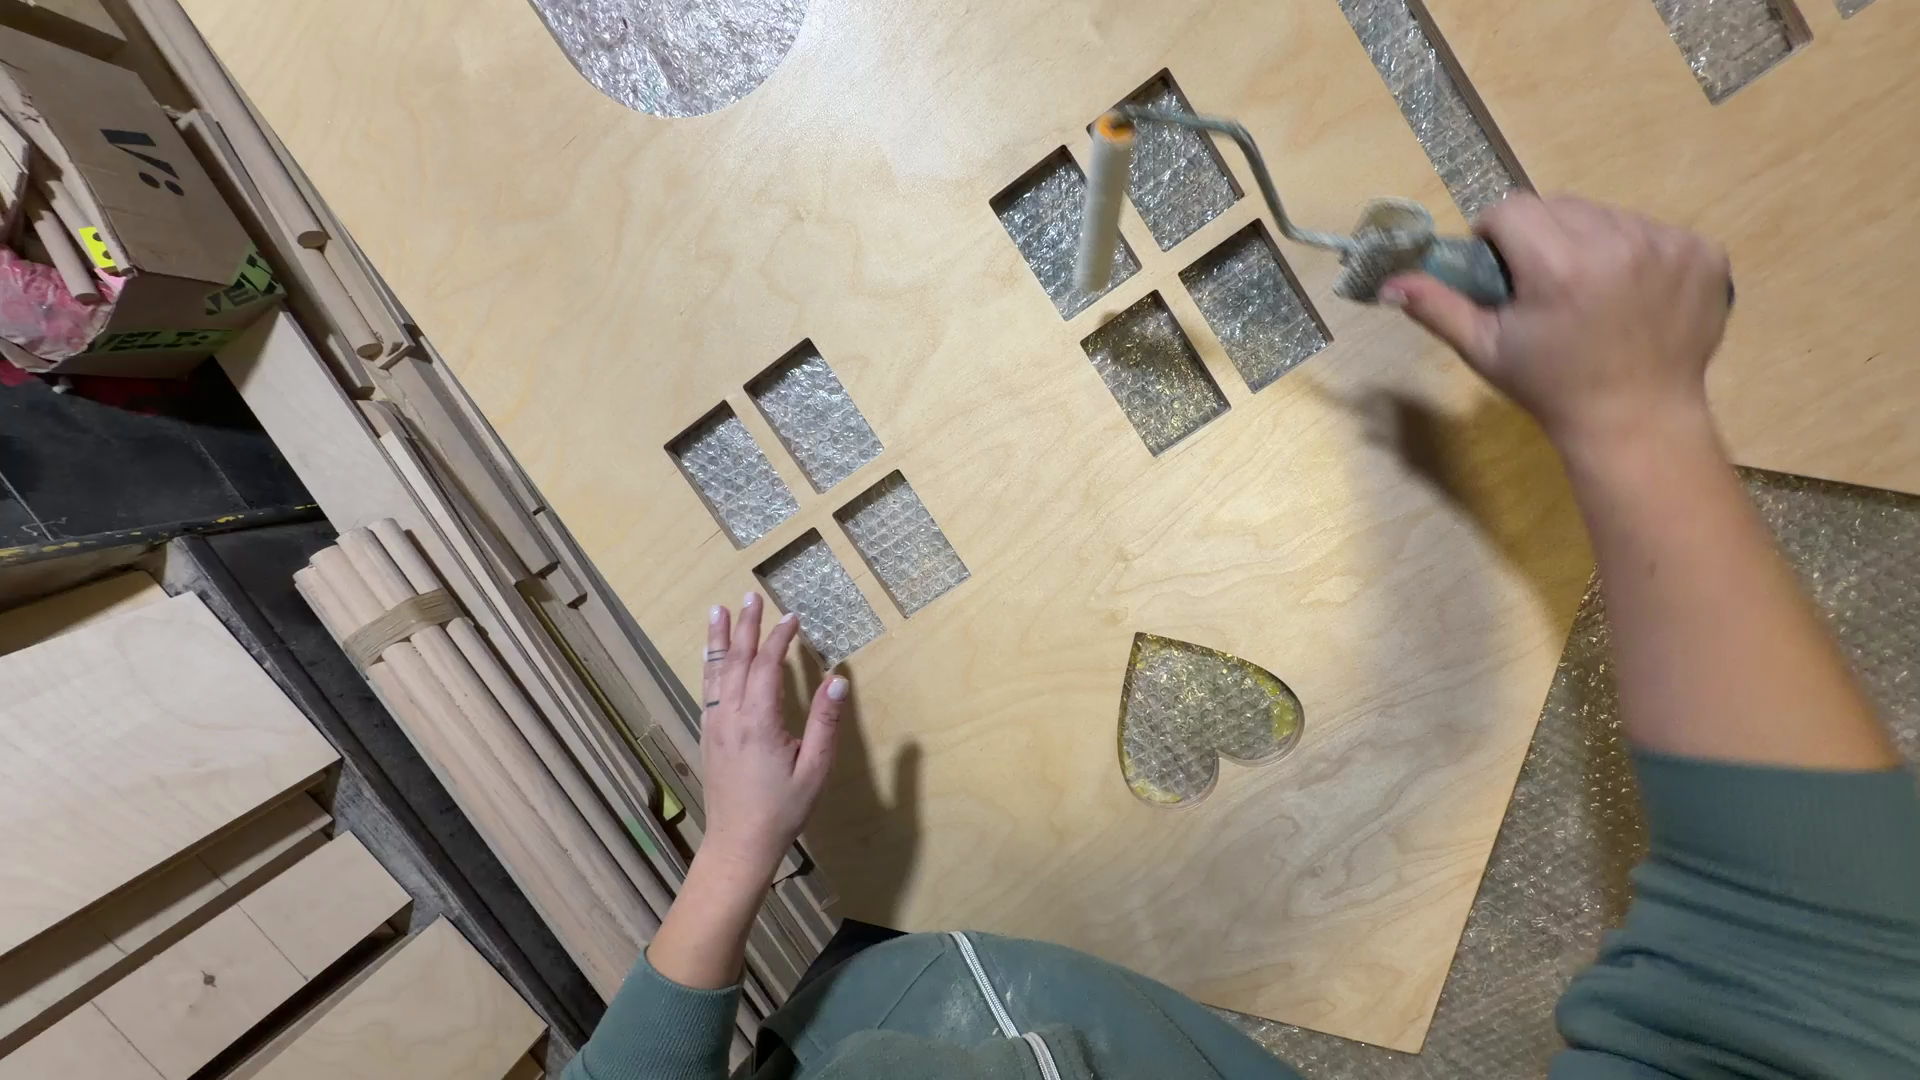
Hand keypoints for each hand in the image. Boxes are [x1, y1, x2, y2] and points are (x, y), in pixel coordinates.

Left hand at [697, 593, 846, 885]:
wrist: (738, 844)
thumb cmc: (782, 809)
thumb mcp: (814, 770)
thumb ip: (825, 724)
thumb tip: (838, 681)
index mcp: (759, 722)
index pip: (767, 666)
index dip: (779, 639)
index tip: (792, 617)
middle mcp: (731, 717)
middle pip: (736, 661)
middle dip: (745, 626)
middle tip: (751, 596)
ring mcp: (715, 725)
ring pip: (715, 672)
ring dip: (718, 639)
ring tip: (718, 611)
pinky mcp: (708, 735)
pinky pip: (707, 689)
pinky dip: (709, 664)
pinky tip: (710, 655)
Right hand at [1382, 193, 1731, 461]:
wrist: (1633, 416)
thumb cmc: (1546, 385)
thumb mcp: (1481, 348)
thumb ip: (1436, 307)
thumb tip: (1388, 283)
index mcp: (1561, 265)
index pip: (1512, 208)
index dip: (1492, 234)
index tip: (1495, 270)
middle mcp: (1620, 242)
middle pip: (1557, 206)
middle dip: (1536, 235)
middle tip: (1534, 284)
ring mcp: (1670, 244)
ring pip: (1603, 215)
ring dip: (1581, 241)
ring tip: (1581, 291)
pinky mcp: (1703, 252)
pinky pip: (1648, 230)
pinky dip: (1626, 252)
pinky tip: (1621, 294)